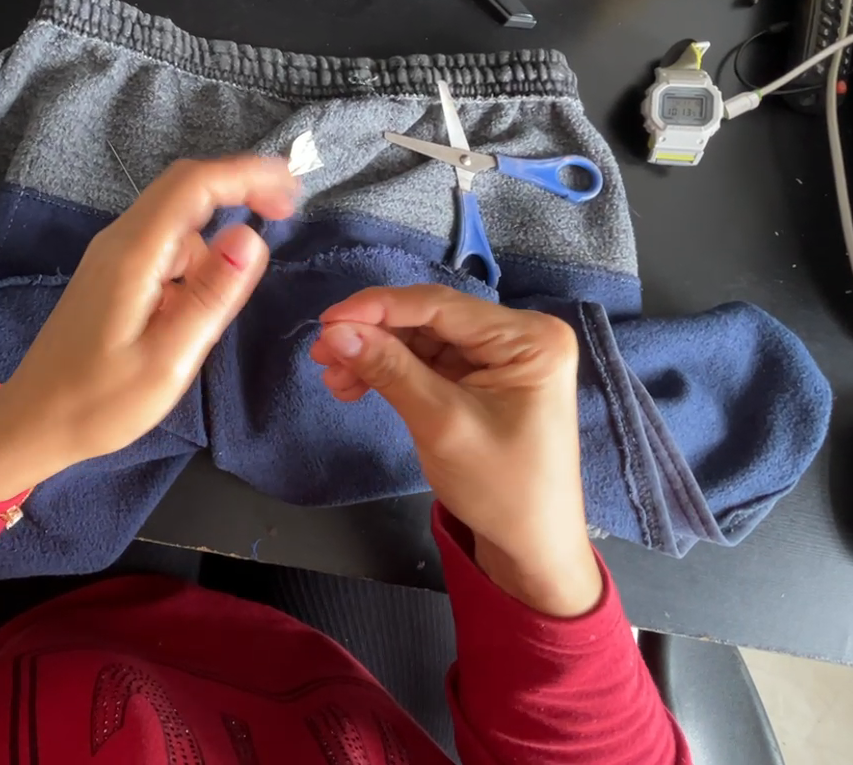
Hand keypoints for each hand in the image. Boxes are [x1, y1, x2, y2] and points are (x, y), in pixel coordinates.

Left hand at [0, 156, 298, 499]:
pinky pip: (163, 246)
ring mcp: (112, 254)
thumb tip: (250, 236)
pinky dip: (193, 260)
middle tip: (286, 214)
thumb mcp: (168, 360)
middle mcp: (120, 240)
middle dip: (239, 187)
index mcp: (134, 254)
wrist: (34, 421)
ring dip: (213, 241)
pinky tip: (190, 312)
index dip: (247, 175)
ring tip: (216, 313)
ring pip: (176, 220)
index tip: (292, 190)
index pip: (194, 185)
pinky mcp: (112, 272)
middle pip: (183, 187)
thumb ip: (211, 297)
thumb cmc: (100, 402)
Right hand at [309, 285, 600, 616]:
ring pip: (418, 338)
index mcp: (529, 338)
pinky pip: (423, 359)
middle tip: (322, 352)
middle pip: (426, 319)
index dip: (378, 307)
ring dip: (373, 353)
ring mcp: (497, 355)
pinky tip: (354, 384)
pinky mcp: (477, 374)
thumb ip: (389, 369)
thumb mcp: (441, 424)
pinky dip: (387, 369)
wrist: (529, 547)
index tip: (327, 321)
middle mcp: (516, 335)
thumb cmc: (501, 489)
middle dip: (371, 334)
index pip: (439, 306)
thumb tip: (334, 331)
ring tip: (333, 376)